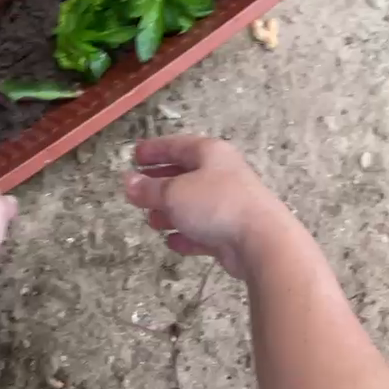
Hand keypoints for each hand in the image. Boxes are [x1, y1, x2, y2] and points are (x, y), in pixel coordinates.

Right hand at [123, 136, 292, 280]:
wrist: (259, 240)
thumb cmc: (216, 204)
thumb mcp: (174, 193)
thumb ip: (149, 189)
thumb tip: (128, 182)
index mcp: (210, 154)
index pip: (177, 146)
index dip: (154, 150)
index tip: (135, 155)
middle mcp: (220, 175)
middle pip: (185, 175)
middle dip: (160, 184)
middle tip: (138, 192)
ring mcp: (227, 204)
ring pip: (192, 205)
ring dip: (170, 213)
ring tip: (152, 221)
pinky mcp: (230, 231)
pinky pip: (203, 231)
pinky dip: (187, 235)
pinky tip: (173, 242)